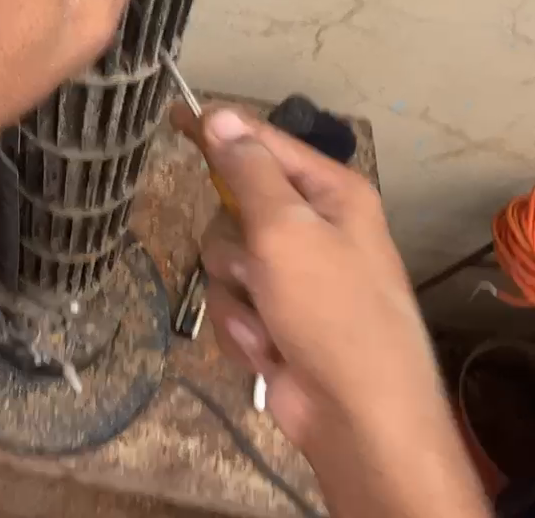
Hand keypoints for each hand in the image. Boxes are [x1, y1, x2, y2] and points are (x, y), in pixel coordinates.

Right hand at [199, 108, 489, 517]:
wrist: (358, 420)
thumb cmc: (331, 310)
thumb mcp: (286, 229)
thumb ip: (248, 170)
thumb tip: (220, 115)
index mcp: (330, 194)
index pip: (263, 143)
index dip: (219, 130)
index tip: (176, 114)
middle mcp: (312, 227)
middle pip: (235, 204)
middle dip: (235, 241)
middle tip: (256, 264)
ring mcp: (291, 275)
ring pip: (223, 255)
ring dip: (237, 290)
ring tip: (268, 318)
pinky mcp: (273, 314)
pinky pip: (229, 298)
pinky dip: (242, 323)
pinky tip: (269, 347)